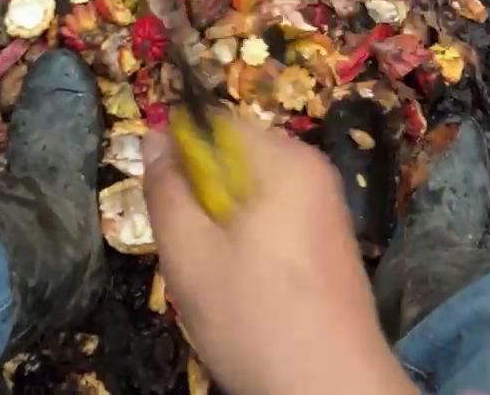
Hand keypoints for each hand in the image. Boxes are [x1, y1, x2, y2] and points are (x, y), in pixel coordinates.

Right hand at [144, 120, 416, 394]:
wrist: (335, 392)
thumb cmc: (257, 318)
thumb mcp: (191, 256)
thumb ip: (166, 190)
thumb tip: (154, 136)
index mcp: (283, 157)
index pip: (216, 121)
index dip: (179, 150)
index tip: (164, 197)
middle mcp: (311, 167)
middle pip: (235, 156)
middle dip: (203, 194)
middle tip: (192, 247)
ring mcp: (326, 202)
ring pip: (252, 191)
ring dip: (224, 222)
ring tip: (218, 274)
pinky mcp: (330, 236)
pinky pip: (277, 215)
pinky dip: (251, 239)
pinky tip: (247, 288)